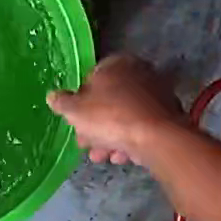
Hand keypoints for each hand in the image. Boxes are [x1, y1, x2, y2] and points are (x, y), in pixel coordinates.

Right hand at [46, 55, 189, 165]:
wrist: (154, 136)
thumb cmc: (109, 116)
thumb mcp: (75, 111)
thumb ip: (62, 103)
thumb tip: (52, 96)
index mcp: (115, 63)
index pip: (92, 79)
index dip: (81, 104)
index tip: (76, 123)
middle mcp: (139, 71)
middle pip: (109, 101)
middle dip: (96, 126)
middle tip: (87, 145)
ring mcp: (156, 93)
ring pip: (125, 117)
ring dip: (111, 138)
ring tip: (103, 156)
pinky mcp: (167, 114)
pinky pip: (141, 126)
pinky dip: (130, 140)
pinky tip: (122, 156)